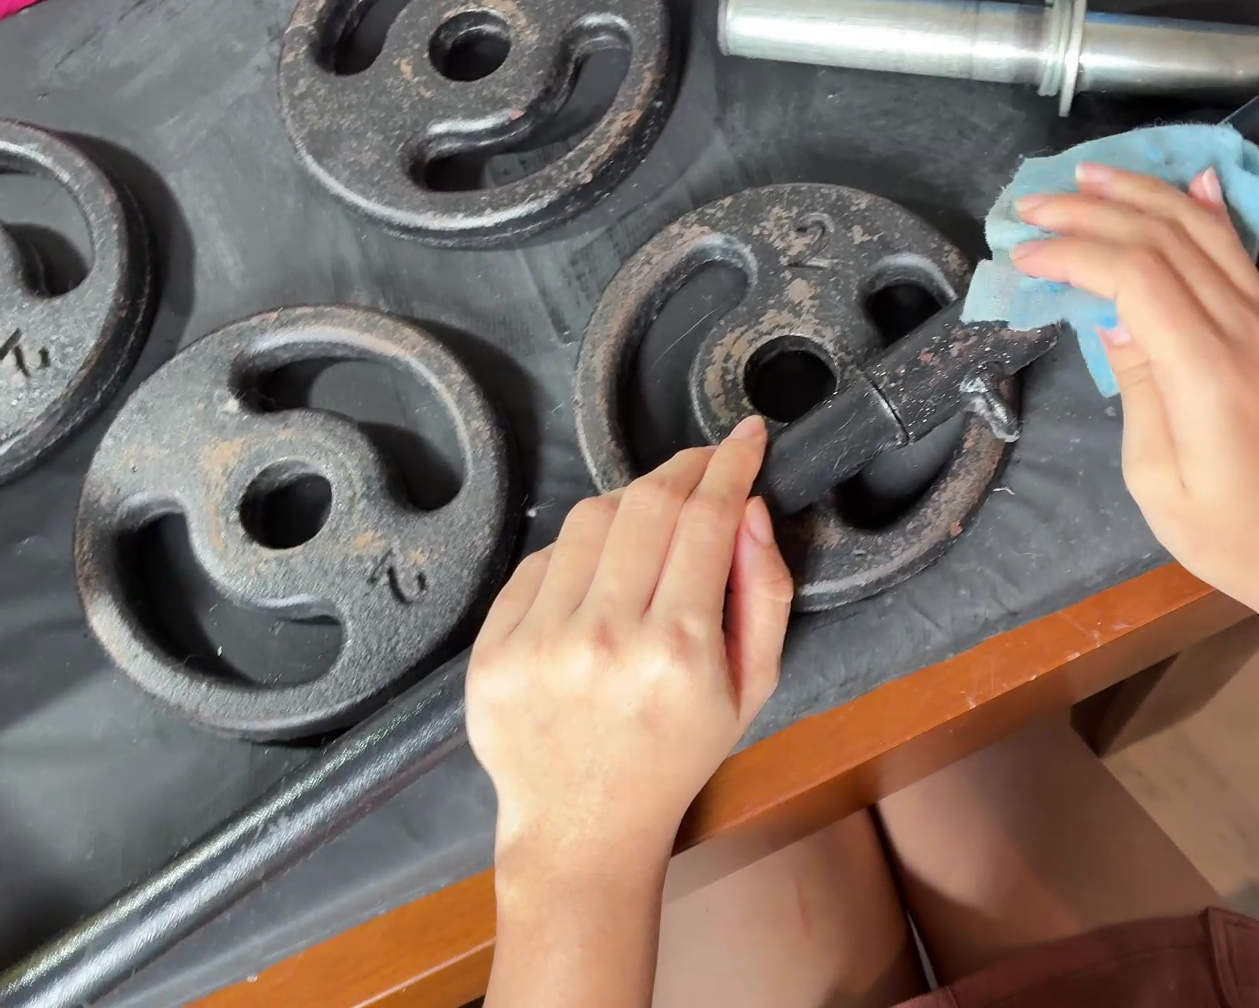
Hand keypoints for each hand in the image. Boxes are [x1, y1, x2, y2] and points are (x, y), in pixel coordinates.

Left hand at [465, 416, 793, 869]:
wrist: (585, 824)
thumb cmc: (681, 752)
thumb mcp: (754, 685)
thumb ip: (765, 592)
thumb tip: (750, 508)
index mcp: (679, 649)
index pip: (706, 519)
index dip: (731, 464)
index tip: (748, 436)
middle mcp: (606, 636)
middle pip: (648, 503)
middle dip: (687, 464)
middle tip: (708, 458)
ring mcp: (539, 639)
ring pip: (591, 517)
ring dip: (635, 497)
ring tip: (658, 513)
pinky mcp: (493, 645)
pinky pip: (545, 556)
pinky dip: (584, 543)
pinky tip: (605, 565)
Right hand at [1010, 163, 1258, 629]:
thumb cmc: (1231, 536)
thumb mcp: (1156, 479)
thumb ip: (1138, 388)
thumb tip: (1114, 321)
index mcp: (1208, 372)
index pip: (1135, 277)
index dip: (1074, 253)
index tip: (1023, 254)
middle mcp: (1246, 331)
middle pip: (1167, 240)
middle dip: (1094, 212)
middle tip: (1034, 205)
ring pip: (1206, 235)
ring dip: (1144, 196)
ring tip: (1090, 177)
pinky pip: (1240, 258)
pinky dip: (1208, 214)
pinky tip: (1192, 184)